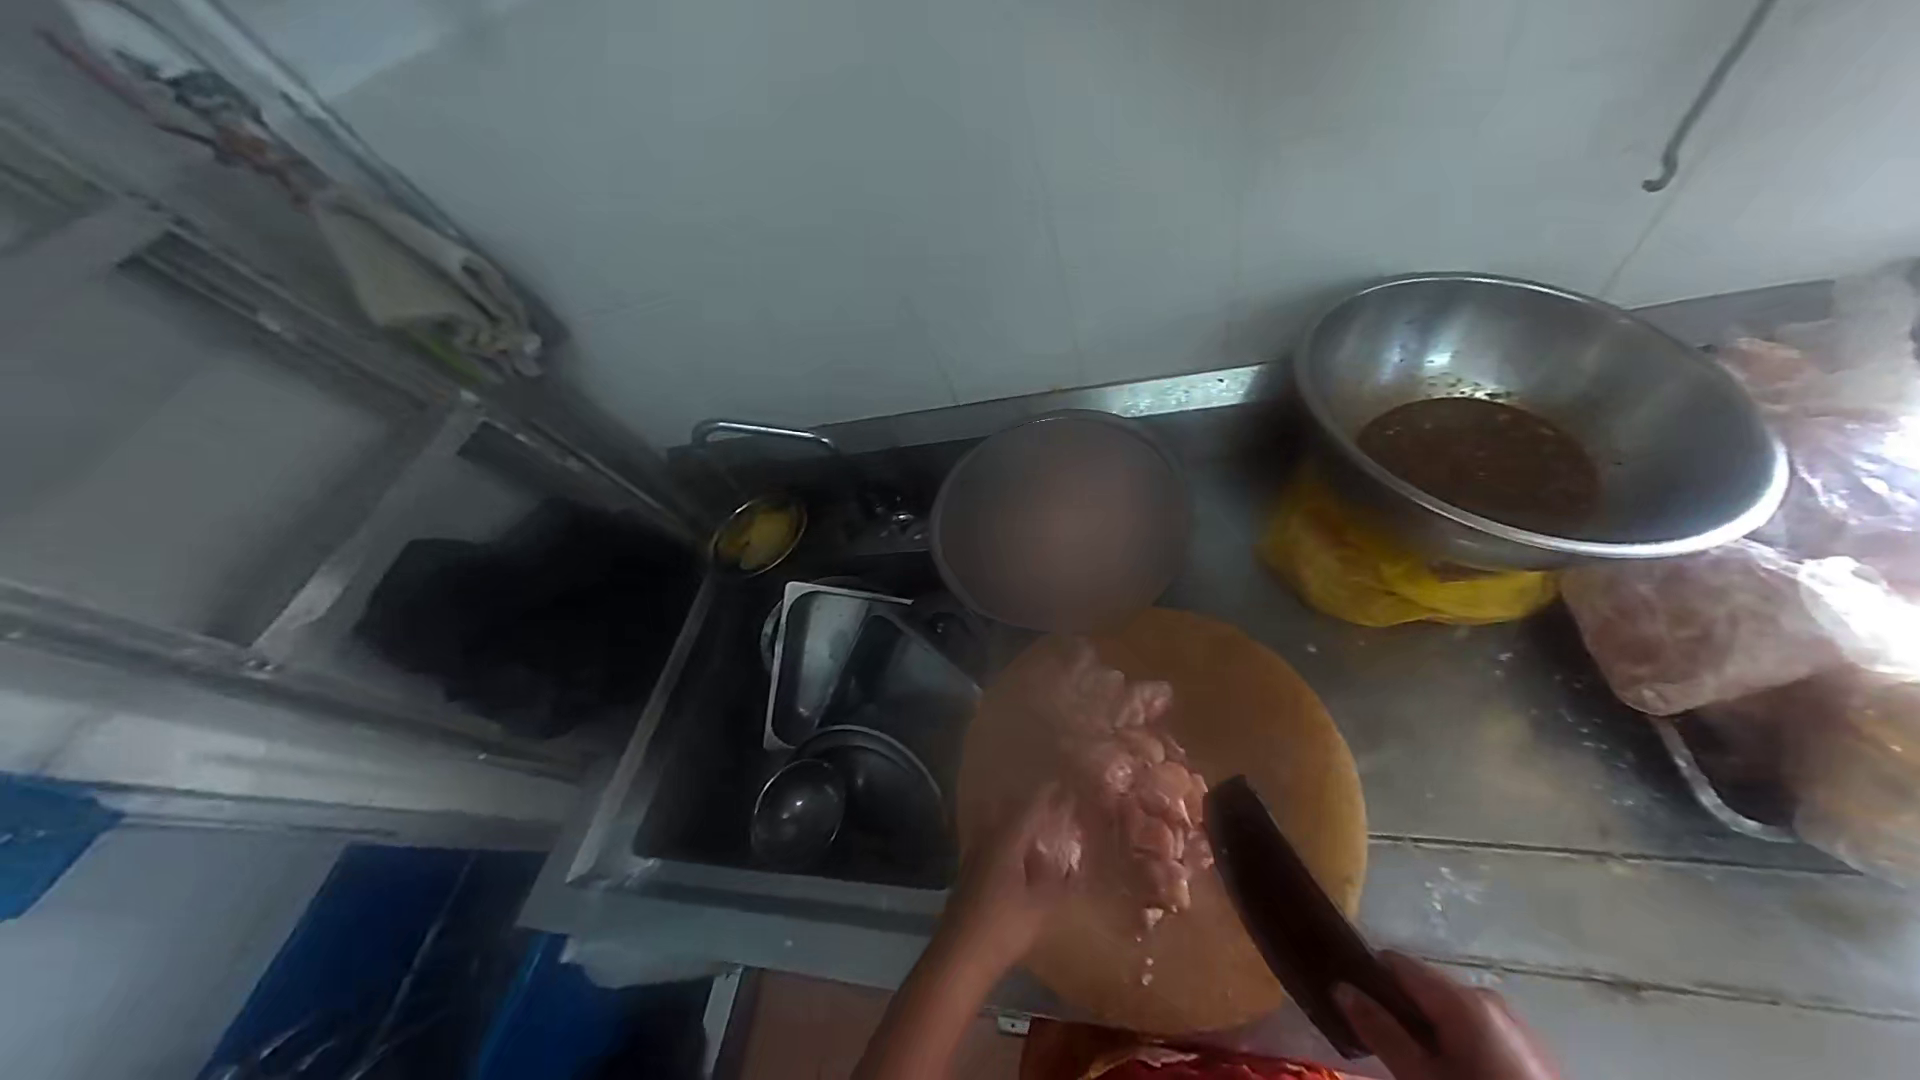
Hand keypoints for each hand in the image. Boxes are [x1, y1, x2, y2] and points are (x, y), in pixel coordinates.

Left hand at [939, 783, 1079, 972]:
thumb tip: (1075, 865)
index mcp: (1006, 840)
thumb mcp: (1043, 905)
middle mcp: (986, 840)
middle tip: (1049, 802)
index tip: (1062, 784)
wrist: (960, 956)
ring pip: (997, 829)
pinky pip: (991, 847)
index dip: (1047, 795)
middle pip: (1008, 811)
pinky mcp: (968, 876)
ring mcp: (973, 857)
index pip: (1030, 807)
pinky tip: (1018, 861)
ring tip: (1037, 828)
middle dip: (1028, 804)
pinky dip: (1007, 845)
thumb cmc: (1004, 926)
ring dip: (1015, 825)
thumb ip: (1061, 881)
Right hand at [1336, 952, 1561, 1079]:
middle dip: (1401, 1010)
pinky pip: (1478, 1029)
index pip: (1393, 961)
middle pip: (1422, 985)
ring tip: (1424, 1068)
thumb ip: (1379, 1029)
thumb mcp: (1419, 1078)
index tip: (1354, 1007)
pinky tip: (1459, 1074)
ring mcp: (1514, 1023)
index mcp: (1459, 997)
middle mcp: (1486, 996)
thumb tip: (1340, 986)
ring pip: (1450, 1010)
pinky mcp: (1530, 1049)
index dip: (1368, 979)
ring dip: (1430, 1029)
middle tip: (1389, 1049)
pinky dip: (1459, 1043)